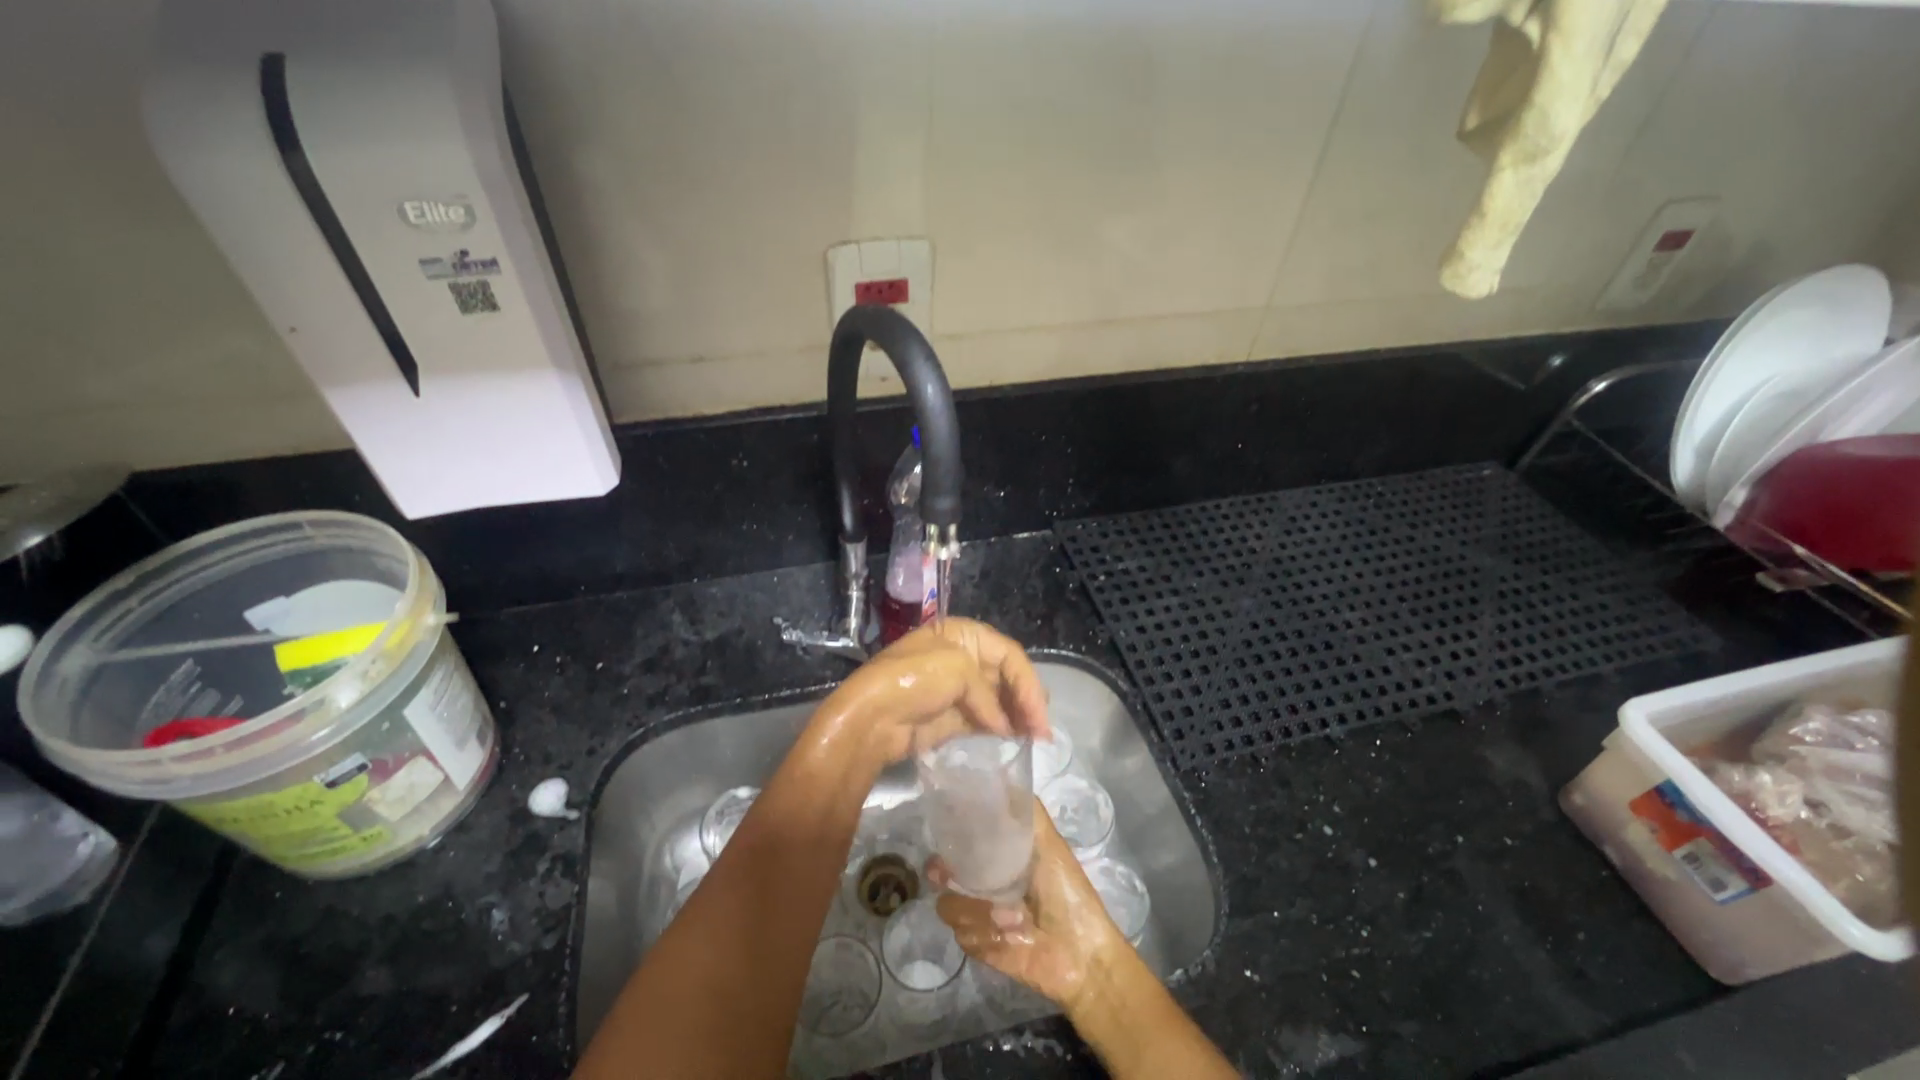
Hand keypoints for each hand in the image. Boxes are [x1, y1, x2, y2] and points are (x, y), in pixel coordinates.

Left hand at [814, 617, 1049, 766]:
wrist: (872, 718)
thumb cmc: (914, 680)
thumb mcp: (958, 669)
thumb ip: (989, 694)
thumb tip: (1003, 725)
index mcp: (962, 633)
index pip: (1009, 654)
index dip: (1027, 683)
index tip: (1039, 715)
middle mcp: (962, 657)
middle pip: (1006, 676)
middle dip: (1027, 699)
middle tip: (1042, 729)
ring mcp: (956, 689)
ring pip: (999, 700)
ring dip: (1018, 716)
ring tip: (1035, 737)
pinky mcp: (950, 718)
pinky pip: (985, 721)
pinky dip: (1001, 729)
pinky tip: (1015, 739)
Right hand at [929, 802, 1129, 1015]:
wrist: (1080, 954)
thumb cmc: (1068, 894)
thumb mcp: (1051, 845)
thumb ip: (1028, 813)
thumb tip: (1003, 776)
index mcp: (999, 858)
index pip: (960, 842)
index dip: (949, 835)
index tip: (942, 827)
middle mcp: (982, 885)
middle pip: (942, 873)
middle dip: (941, 871)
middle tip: (942, 872)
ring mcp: (977, 916)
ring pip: (948, 905)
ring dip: (978, 910)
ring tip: (1013, 918)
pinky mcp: (977, 946)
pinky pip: (963, 934)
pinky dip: (987, 935)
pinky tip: (1011, 937)